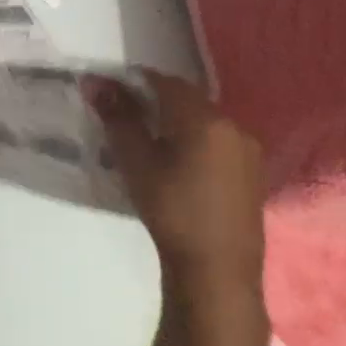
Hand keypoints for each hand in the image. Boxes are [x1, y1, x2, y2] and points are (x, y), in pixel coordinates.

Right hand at [87, 70, 269, 345]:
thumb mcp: (133, 157)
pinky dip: (189, 137)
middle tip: (118, 113)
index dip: (131, 81)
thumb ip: (117, 114)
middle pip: (185, 98)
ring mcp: (248, 151)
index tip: (105, 92)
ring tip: (142, 136)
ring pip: (201, 119)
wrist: (217, 265)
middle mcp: (234, 127)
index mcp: (205, 119)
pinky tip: (171, 158)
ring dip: (171, 119)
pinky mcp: (251, 172)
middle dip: (151, 99)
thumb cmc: (170, 204)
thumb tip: (94, 79)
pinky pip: (215, 139)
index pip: (164, 82)